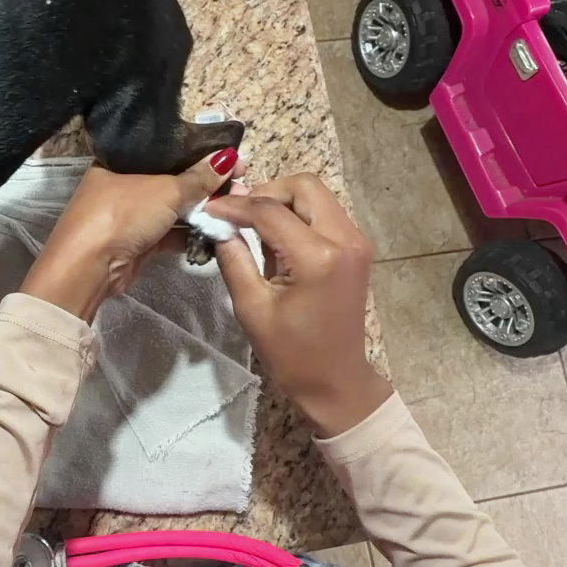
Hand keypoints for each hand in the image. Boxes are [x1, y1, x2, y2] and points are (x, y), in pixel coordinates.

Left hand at [21, 149, 238, 321]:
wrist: (90, 266)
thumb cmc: (122, 214)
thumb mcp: (165, 190)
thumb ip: (198, 178)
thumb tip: (229, 158)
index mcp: (119, 162)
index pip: (167, 152)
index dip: (199, 154)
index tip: (232, 158)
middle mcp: (123, 186)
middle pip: (173, 181)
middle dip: (206, 184)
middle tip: (242, 182)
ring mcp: (130, 217)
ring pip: (173, 209)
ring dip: (202, 210)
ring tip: (235, 205)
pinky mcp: (138, 244)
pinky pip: (170, 233)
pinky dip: (191, 233)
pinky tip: (218, 229)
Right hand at [204, 174, 392, 436]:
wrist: (335, 380)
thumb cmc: (290, 353)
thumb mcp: (251, 306)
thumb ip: (233, 257)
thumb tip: (217, 223)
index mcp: (317, 257)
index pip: (269, 211)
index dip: (235, 206)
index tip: (208, 209)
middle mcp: (345, 239)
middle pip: (303, 186)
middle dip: (266, 192)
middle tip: (237, 213)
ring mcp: (357, 241)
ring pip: (317, 195)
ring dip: (283, 202)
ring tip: (253, 225)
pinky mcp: (358, 248)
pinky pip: (325, 213)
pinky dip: (298, 215)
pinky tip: (276, 237)